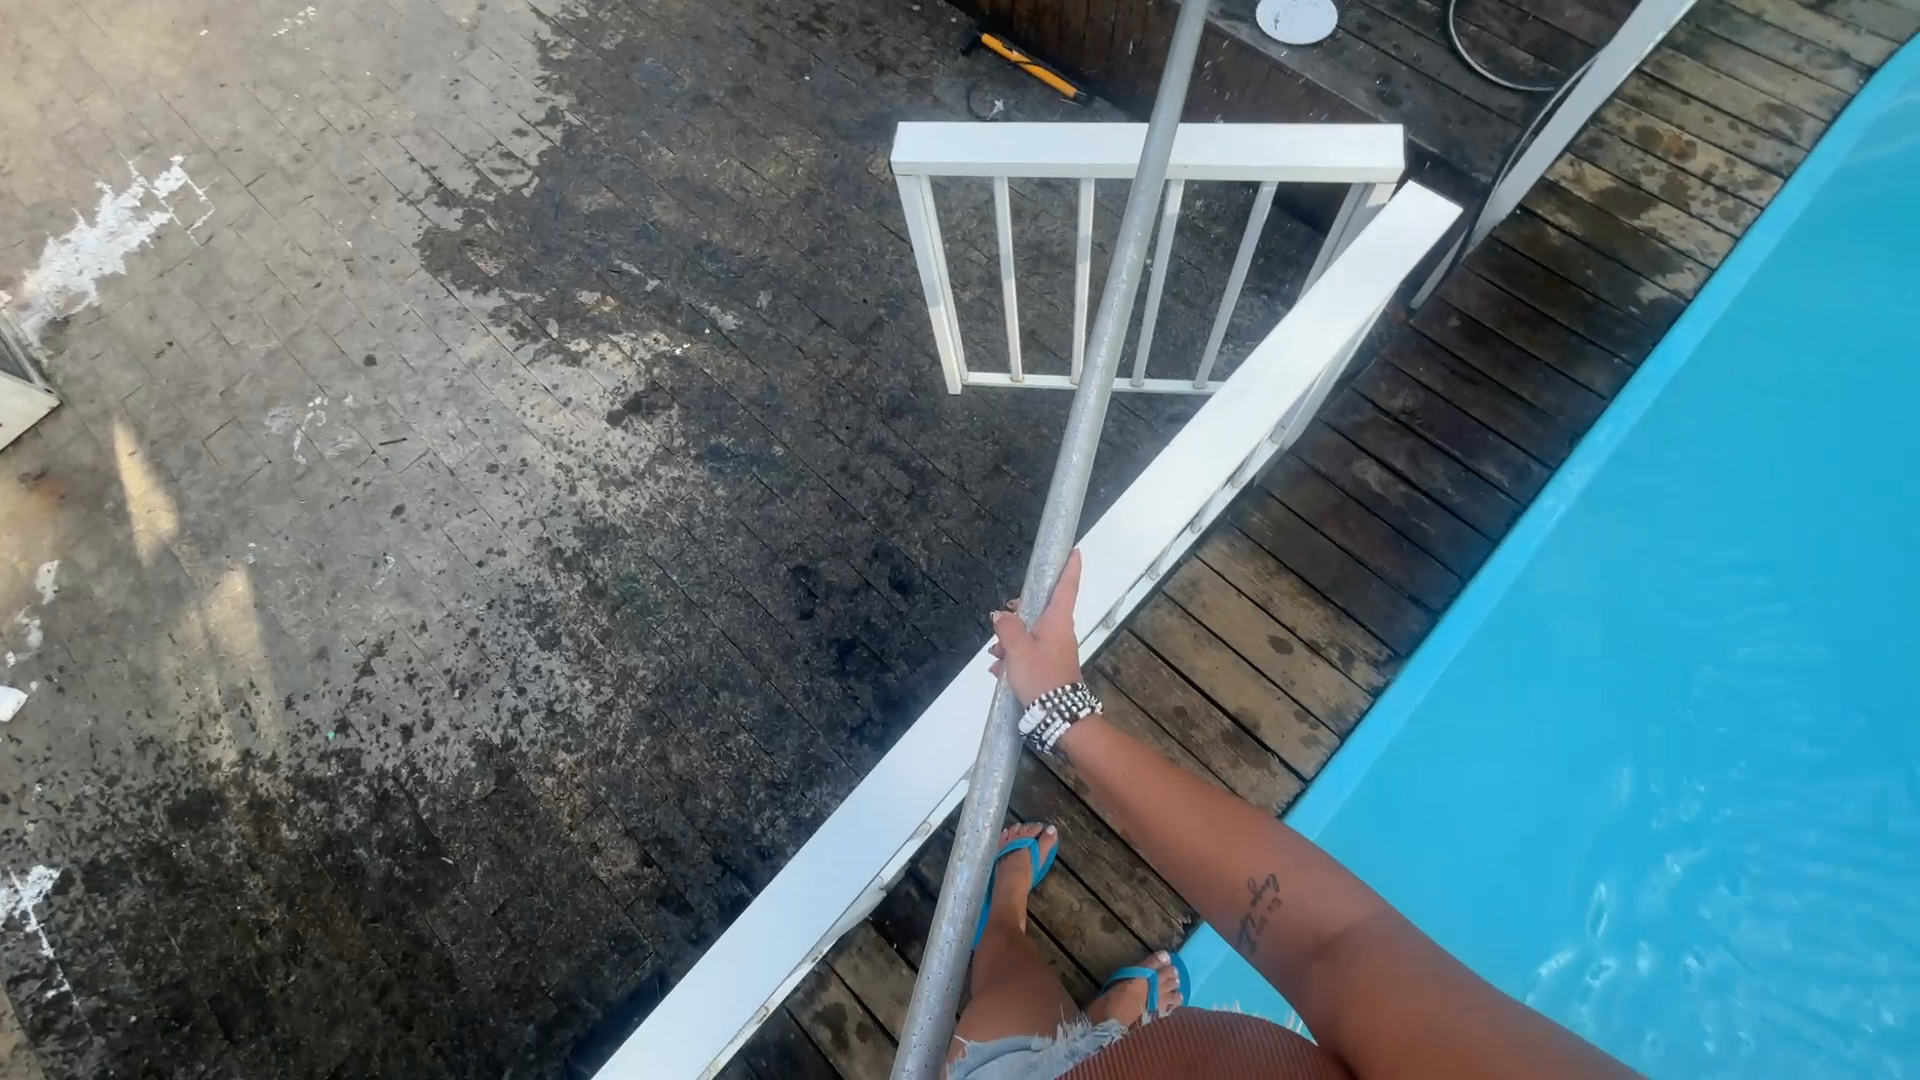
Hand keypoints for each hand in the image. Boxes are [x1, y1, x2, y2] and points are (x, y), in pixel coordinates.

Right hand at [989, 549, 1084, 708]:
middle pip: (1039, 611)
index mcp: (1057, 622)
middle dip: (1016, 617)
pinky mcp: (1051, 666)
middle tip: (1000, 627)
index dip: (1070, 568)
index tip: (1075, 551)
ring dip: (1010, 642)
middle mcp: (1060, 632)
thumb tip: (1001, 614)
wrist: (1058, 717)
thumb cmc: (1041, 677)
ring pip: (1030, 634)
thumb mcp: (1017, 649)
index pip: (1066, 587)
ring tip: (996, 658)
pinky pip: (1029, 653)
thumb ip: (1007, 627)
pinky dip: (1014, 657)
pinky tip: (1000, 671)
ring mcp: (1056, 650)